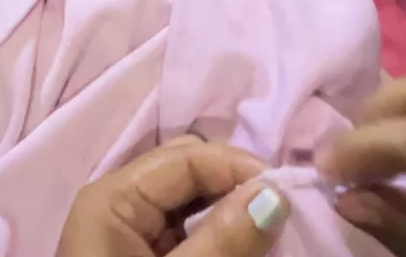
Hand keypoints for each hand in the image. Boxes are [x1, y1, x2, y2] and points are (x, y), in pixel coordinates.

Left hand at [56, 136, 290, 256]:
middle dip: (236, 186)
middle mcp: (119, 207)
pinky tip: (251, 251)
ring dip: (232, 214)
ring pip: (191, 206)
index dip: (236, 166)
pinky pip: (188, 239)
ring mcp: (130, 239)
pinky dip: (219, 242)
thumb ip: (223, 242)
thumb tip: (273, 194)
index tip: (292, 192)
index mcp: (114, 199)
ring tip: (279, 232)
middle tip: (290, 213)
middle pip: (187, 175)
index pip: (185, 159)